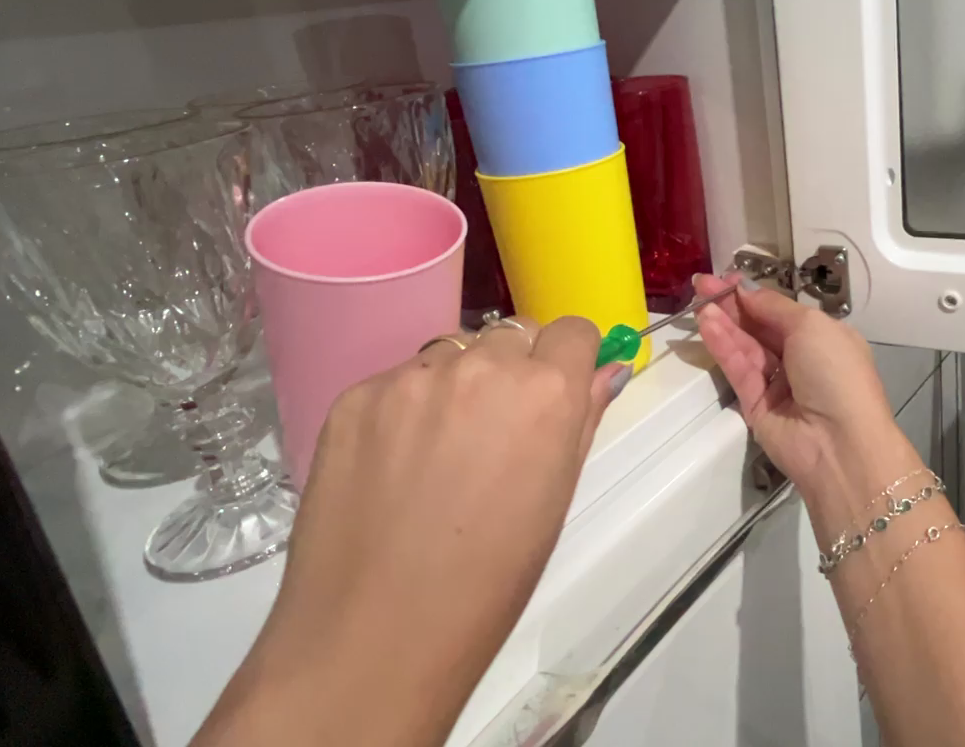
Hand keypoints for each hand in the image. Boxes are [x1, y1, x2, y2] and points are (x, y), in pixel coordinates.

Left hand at [192, 315, 629, 746]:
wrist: (376, 635)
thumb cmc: (492, 577)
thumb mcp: (557, 495)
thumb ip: (584, 417)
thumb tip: (607, 370)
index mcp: (547, 391)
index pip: (573, 330)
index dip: (570, 357)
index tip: (559, 385)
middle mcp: (483, 367)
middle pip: (513, 334)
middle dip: (514, 367)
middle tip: (496, 426)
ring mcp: (413, 377)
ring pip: (453, 351)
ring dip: (458, 381)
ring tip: (438, 447)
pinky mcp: (357, 395)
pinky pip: (398, 380)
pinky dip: (405, 406)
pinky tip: (393, 461)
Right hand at [692, 273, 921, 532]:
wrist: (839, 444)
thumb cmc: (836, 374)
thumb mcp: (812, 326)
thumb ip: (774, 306)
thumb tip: (747, 289)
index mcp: (824, 338)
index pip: (783, 311)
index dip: (755, 294)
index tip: (728, 278)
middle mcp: (801, 359)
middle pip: (760, 326)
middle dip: (733, 304)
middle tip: (703, 284)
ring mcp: (778, 383)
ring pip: (745, 346)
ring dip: (724, 322)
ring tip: (699, 301)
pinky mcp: (755, 405)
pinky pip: (738, 369)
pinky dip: (722, 346)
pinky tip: (706, 323)